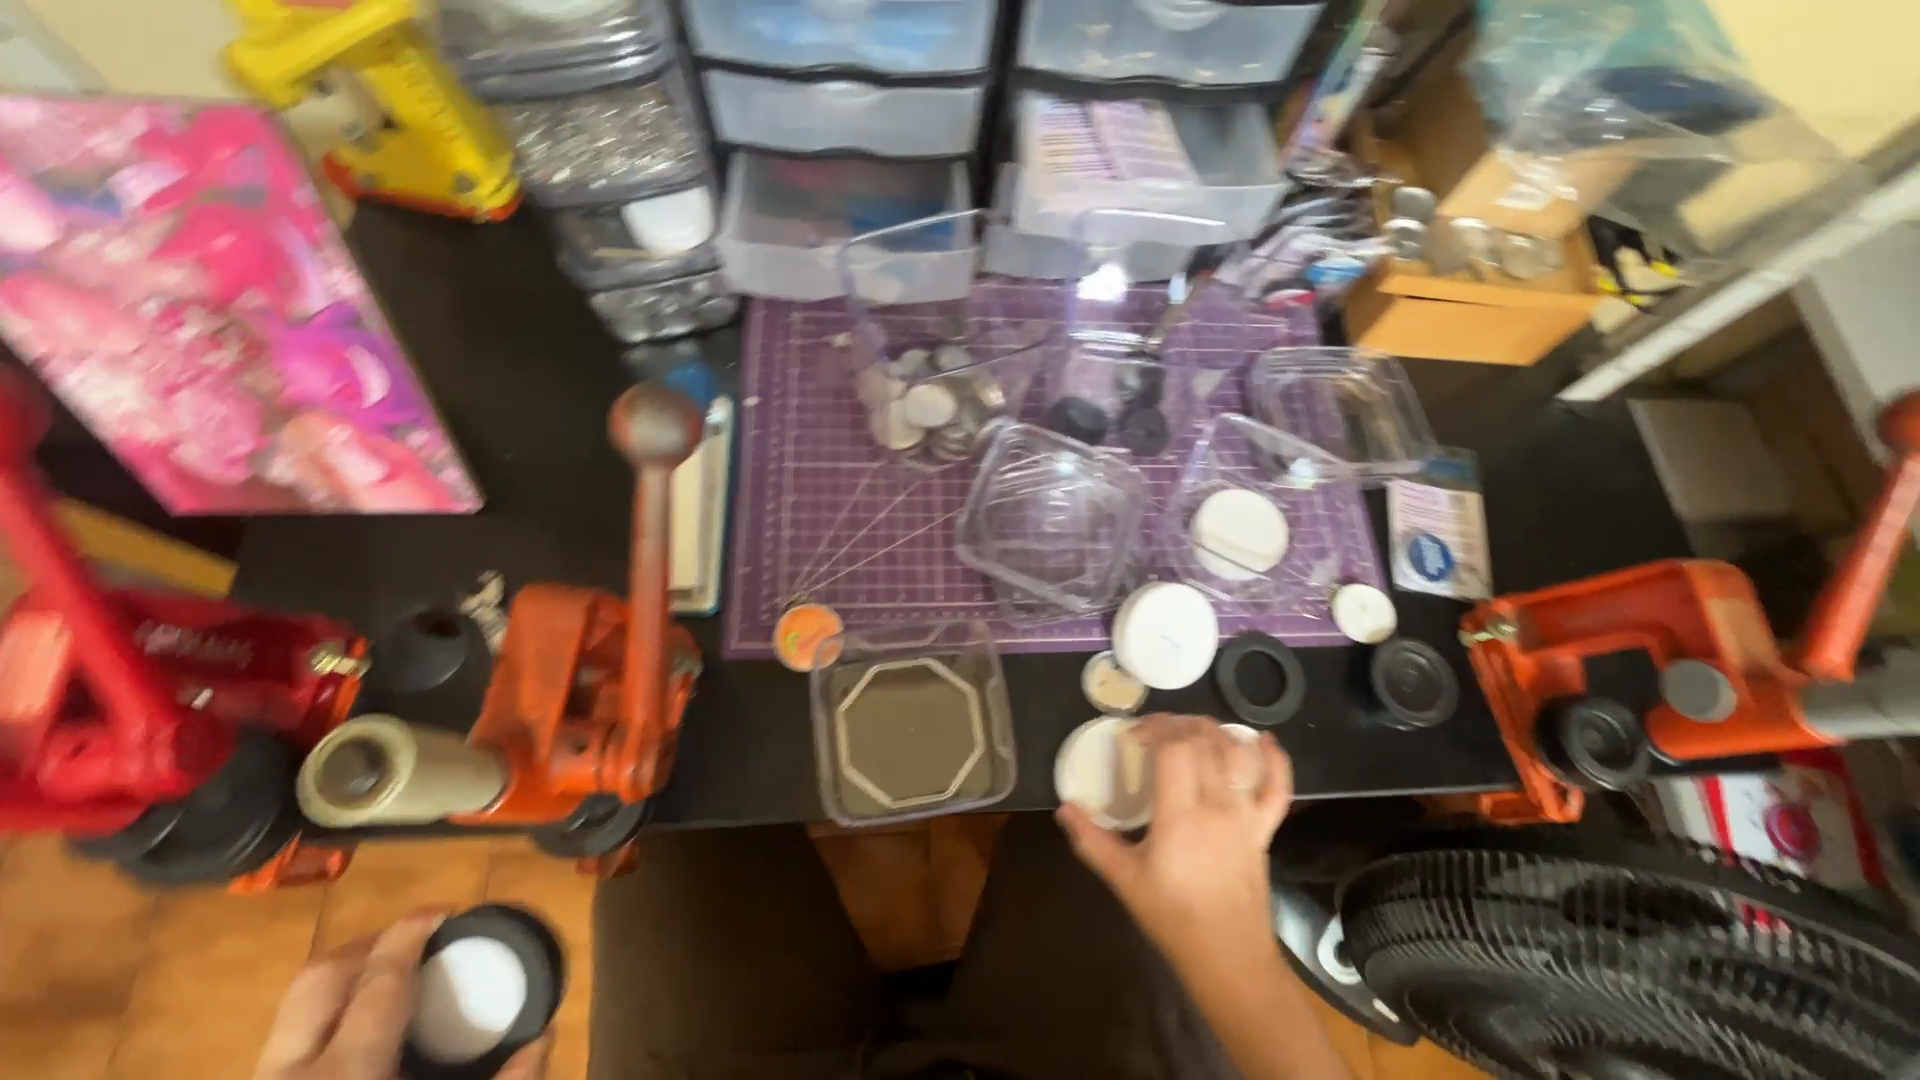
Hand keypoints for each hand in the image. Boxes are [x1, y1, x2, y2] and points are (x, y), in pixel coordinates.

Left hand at [255, 911, 550, 1079]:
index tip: (444, 912)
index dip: (410, 933)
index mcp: (346, 1074)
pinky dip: (325, 1021)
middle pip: (319, 979)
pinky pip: (286, 1047)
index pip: (378, 979)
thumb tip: (545, 1038)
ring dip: (342, 981)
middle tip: (416, 937)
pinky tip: (357, 1038)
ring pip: (293, 1013)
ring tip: (389, 979)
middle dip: (367, 944)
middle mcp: (291, 1075)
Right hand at [1057, 714, 1293, 971]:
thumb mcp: (1124, 879)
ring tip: (1189, 730)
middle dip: (1177, 724)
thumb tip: (1065, 808)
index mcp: (1181, 816)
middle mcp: (1218, 806)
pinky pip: (1278, 787)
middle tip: (1153, 731)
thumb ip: (1091, 840)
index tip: (1134, 735)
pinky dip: (1275, 759)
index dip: (1155, 729)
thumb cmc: (1172, 918)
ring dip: (1214, 731)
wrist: (1228, 956)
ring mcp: (1247, 816)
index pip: (1174, 749)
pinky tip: (1262, 740)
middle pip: (1204, 742)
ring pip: (1238, 754)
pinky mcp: (1265, 829)